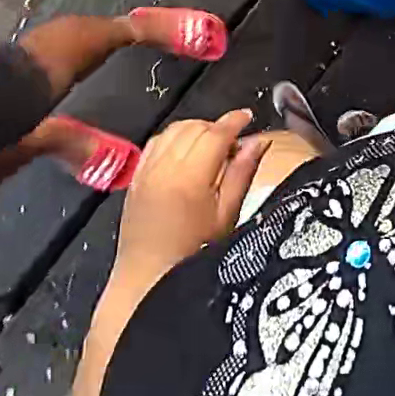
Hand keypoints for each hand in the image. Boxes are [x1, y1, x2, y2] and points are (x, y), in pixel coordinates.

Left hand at [114, 109, 268, 289]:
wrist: (147, 278)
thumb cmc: (193, 253)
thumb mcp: (227, 215)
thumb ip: (242, 173)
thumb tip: (258, 141)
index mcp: (191, 176)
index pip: (216, 133)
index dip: (235, 121)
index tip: (248, 117)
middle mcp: (165, 166)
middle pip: (195, 127)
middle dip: (218, 127)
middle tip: (234, 144)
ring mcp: (146, 170)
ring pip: (175, 130)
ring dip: (196, 129)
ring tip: (212, 146)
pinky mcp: (136, 177)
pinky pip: (156, 142)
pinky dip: (174, 138)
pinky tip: (186, 151)